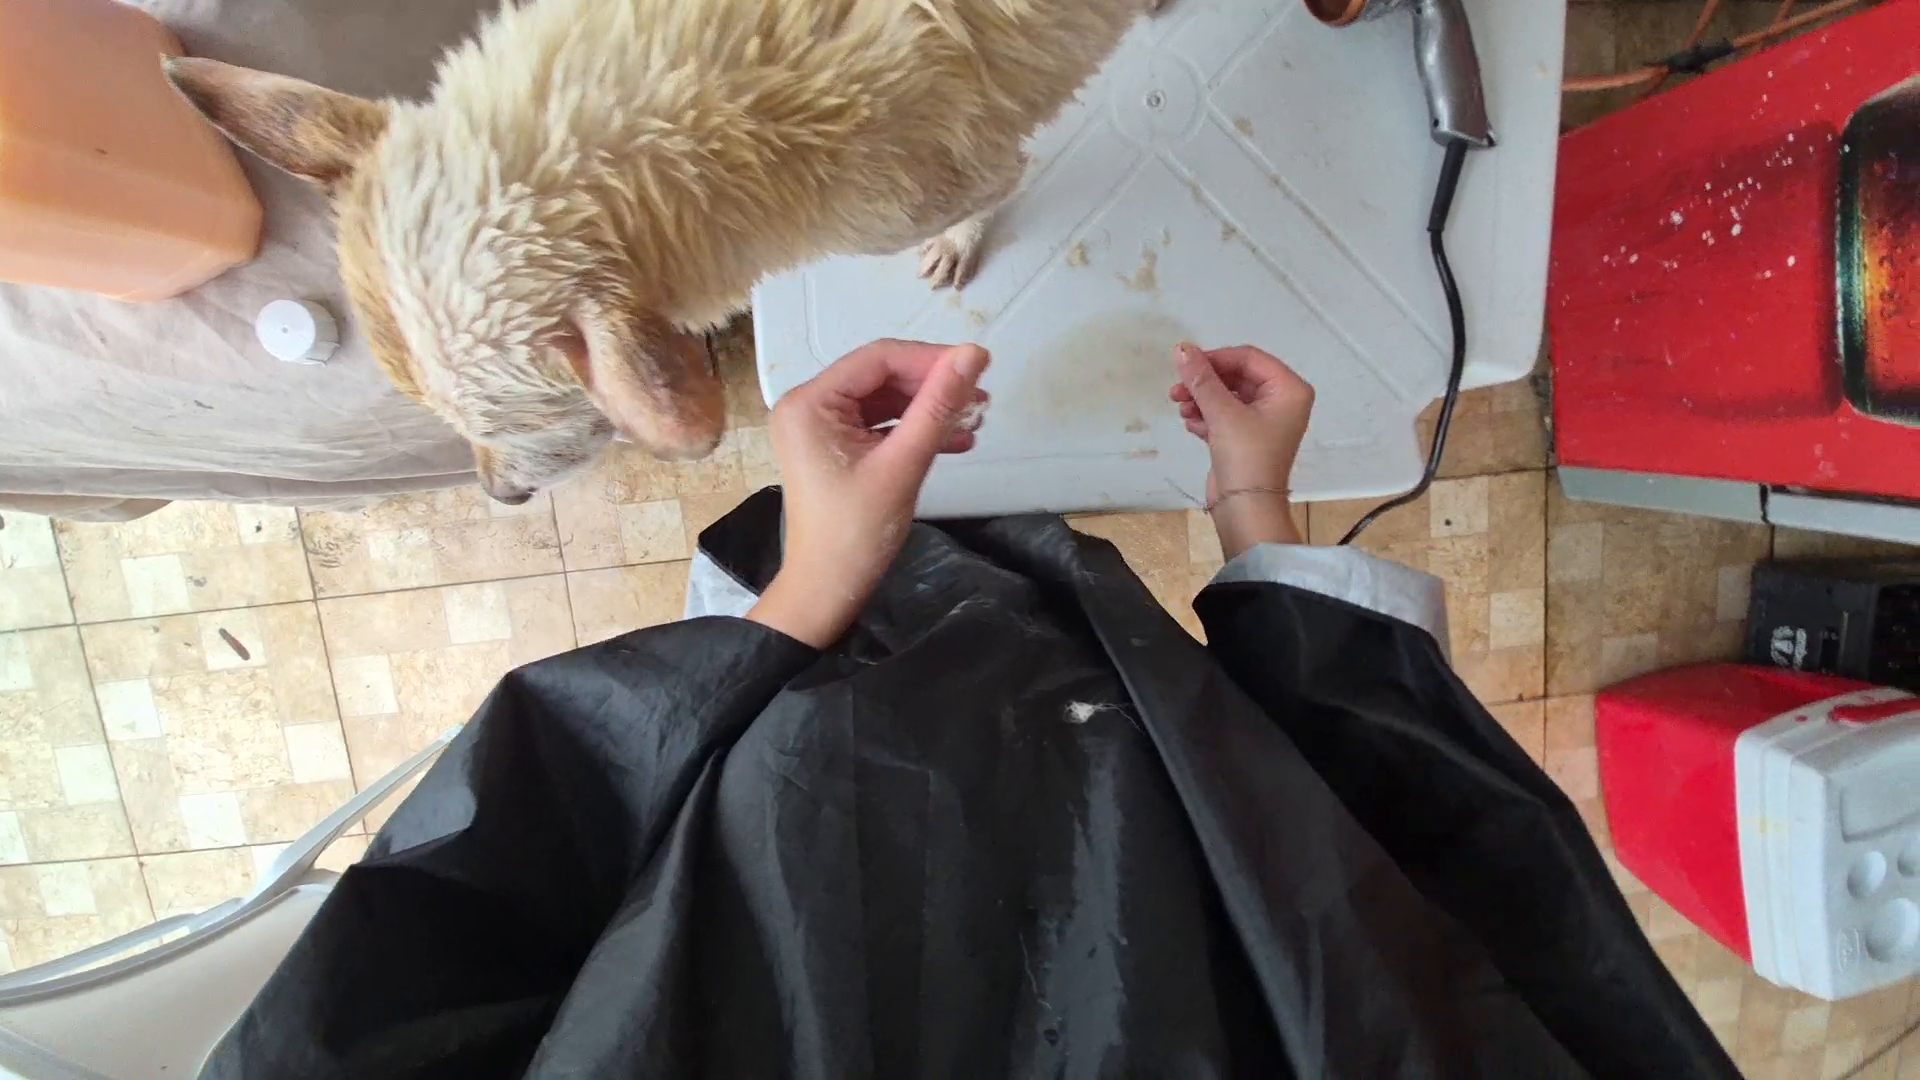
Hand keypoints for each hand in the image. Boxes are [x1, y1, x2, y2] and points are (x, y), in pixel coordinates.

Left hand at [747, 339, 989, 646]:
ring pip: (885, 401)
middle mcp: (808, 406)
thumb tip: (974, 354)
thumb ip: (938, 406)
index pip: (878, 359)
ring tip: (976, 420)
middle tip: (981, 399)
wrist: (829, 588)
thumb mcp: (903, 463)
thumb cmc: (858, 531)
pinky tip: (955, 442)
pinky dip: (914, 431)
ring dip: (929, 409)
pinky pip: (880, 426)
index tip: (979, 366)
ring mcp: (821, 428)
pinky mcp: (836, 448)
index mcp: (810, 403)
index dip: (931, 359)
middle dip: (933, 387)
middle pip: (882, 377)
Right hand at [1168, 343, 1313, 558]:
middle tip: (1175, 390)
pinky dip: (1206, 417)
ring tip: (1180, 409)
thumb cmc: (1245, 456)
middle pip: (1236, 378)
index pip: (1248, 359)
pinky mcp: (1246, 439)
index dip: (1215, 359)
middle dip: (1205, 383)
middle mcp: (1280, 401)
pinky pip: (1225, 417)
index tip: (1184, 365)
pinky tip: (1190, 424)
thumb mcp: (1222, 413)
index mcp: (1288, 389)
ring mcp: (1263, 422)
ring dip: (1201, 400)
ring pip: (1227, 398)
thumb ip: (1201, 379)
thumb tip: (1181, 348)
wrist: (1246, 508)